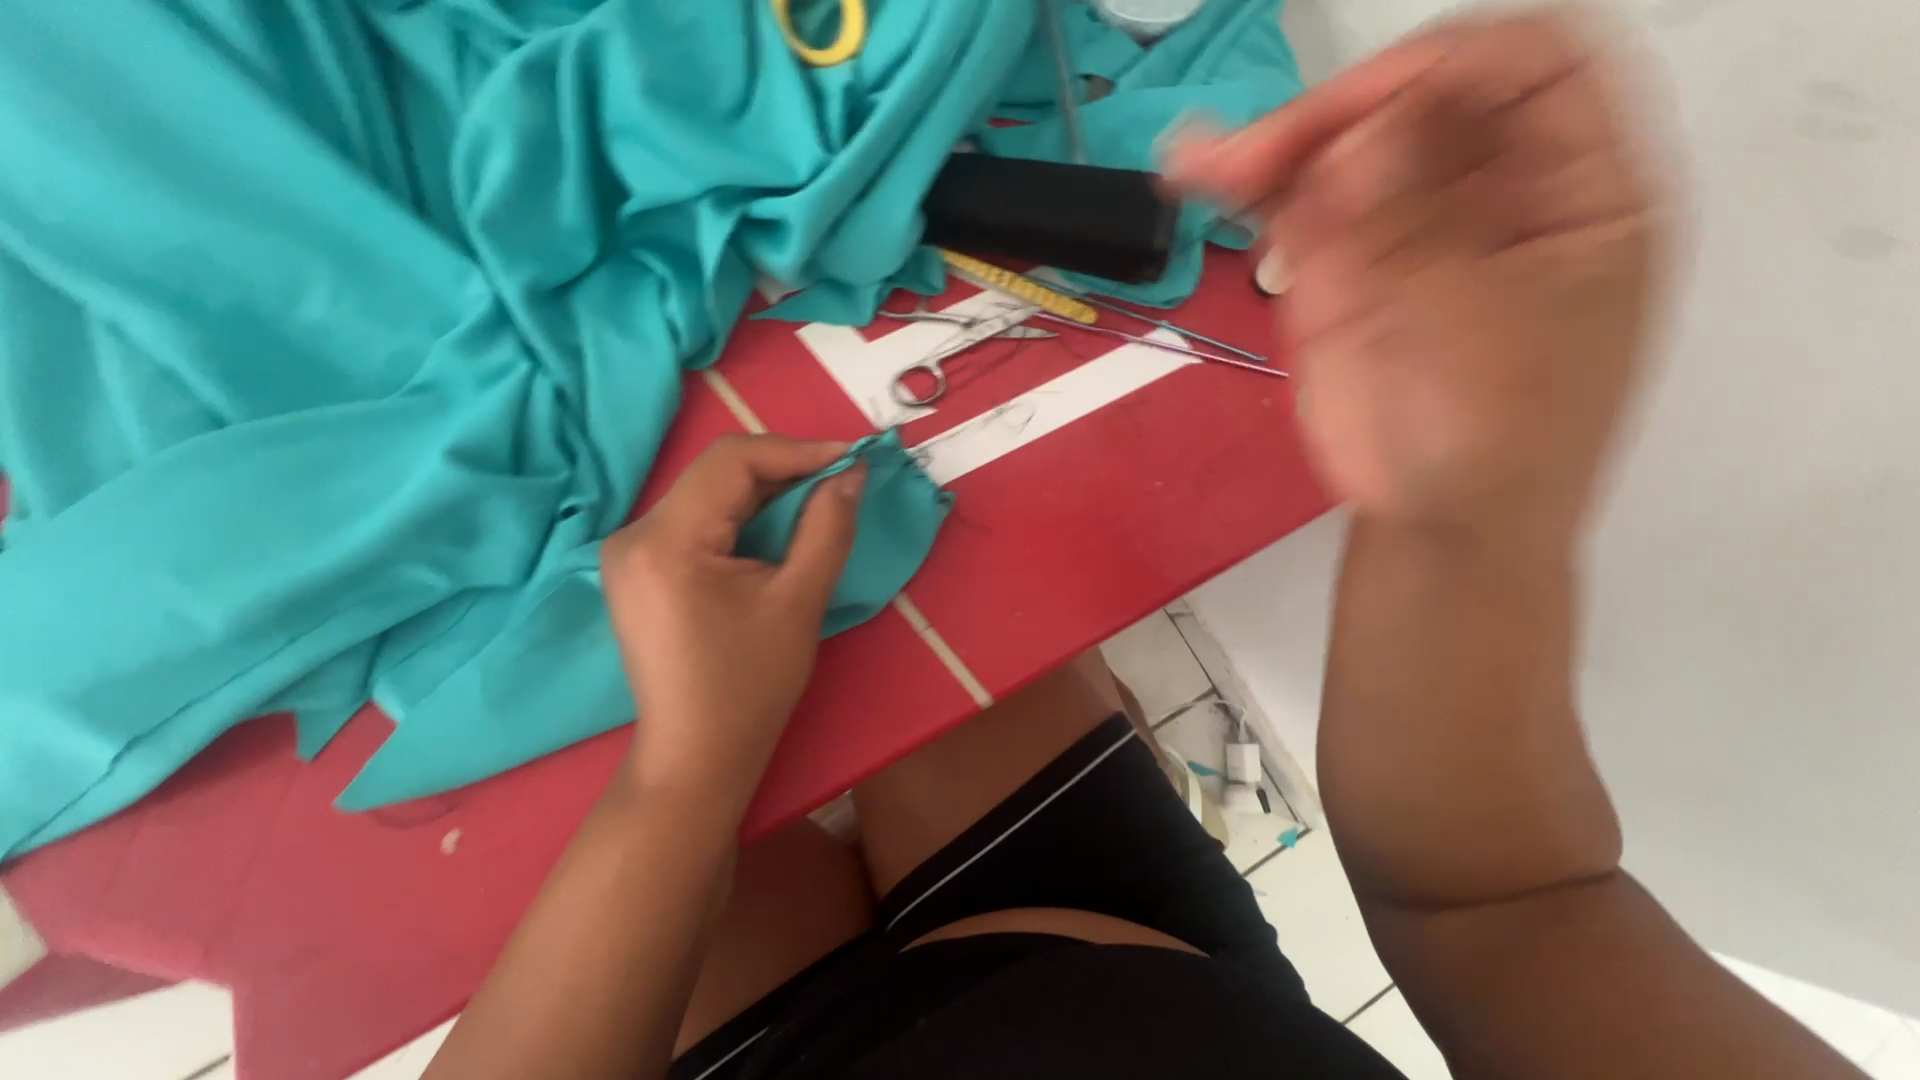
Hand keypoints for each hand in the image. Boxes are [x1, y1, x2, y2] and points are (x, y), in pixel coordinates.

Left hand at [601, 435, 864, 815]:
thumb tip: (851, 473)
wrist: (697, 755)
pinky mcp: (637, 569)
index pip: (732, 462)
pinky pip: (694, 520)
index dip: (796, 451)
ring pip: (706, 493)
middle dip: (783, 470)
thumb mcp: (798, 602)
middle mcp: (634, 535)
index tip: (851, 459)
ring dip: (764, 492)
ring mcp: (628, 553)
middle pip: (716, 473)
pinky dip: (740, 516)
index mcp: (666, 541)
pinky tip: (775, 529)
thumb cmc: (750, 686)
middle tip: (840, 481)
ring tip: (817, 501)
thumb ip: (827, 528)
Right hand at [1164, 10, 1665, 544]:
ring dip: (1273, 144)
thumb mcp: (1478, 328)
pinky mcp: (1339, 266)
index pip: (1527, 69)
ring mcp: (1404, 225)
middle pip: (1415, 99)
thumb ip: (1420, 226)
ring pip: (1340, 147)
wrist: (1439, 521)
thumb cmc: (1499, 438)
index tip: (1361, 116)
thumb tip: (1364, 131)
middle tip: (1262, 158)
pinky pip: (1292, 205)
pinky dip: (1245, 187)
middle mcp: (1489, 189)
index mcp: (1574, 188)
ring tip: (1202, 165)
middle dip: (1337, 114)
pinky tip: (1194, 171)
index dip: (1445, 68)